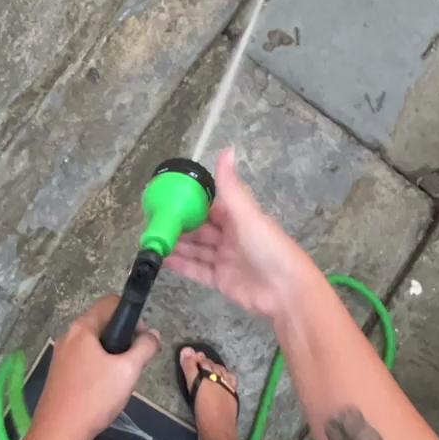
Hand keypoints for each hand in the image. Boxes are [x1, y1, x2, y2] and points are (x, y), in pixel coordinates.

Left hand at [32, 294, 160, 439]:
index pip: (109, 302)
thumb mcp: (128, 371)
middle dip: (122, 336)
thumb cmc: (94, 397)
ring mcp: (60, 356)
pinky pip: (83, 359)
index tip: (142, 336)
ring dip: (110, 353)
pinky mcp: (58, 374)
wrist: (59, 434)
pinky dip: (98, 365)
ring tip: (122, 376)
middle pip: (101, 323)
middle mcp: (68, 336)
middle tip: (135, 359)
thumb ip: (144, 347)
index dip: (131, 313)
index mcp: (82, 328)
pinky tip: (105, 388)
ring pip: (92, 344)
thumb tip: (153, 333)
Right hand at [165, 147, 325, 322]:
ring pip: (196, 249)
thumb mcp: (247, 213)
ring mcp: (226, 259)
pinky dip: (181, 265)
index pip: (209, 207)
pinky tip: (162, 261)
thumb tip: (227, 149)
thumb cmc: (269, 247)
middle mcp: (231, 236)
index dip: (190, 204)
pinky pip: (197, 270)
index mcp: (238, 217)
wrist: (285, 290)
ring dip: (176, 245)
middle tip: (153, 223)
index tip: (167, 200)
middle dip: (179, 226)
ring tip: (152, 241)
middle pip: (200, 229)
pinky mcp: (221, 280)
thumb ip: (231, 186)